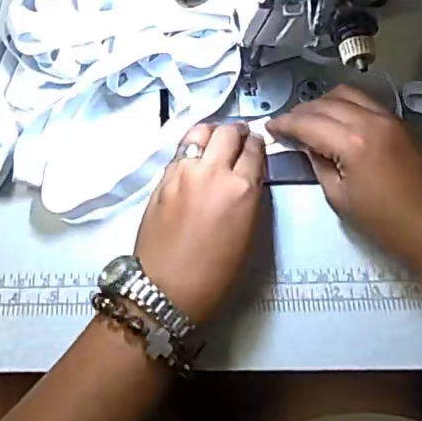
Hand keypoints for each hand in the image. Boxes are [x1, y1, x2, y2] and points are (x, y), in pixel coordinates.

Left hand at [134, 122, 265, 323]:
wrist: (166, 288)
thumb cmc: (215, 272)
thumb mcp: (247, 232)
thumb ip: (249, 196)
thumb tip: (247, 176)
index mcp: (242, 188)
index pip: (255, 149)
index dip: (258, 143)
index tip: (257, 143)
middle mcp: (213, 172)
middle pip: (228, 131)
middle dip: (238, 132)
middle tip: (239, 138)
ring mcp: (184, 172)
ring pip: (200, 132)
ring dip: (212, 133)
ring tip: (215, 141)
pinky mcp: (163, 178)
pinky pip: (181, 150)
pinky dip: (192, 148)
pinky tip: (194, 159)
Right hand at [267, 85, 421, 278]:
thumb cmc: (387, 224)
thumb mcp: (340, 198)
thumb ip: (319, 164)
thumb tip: (307, 146)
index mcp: (354, 141)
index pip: (309, 122)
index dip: (285, 123)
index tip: (270, 127)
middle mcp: (371, 120)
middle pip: (327, 102)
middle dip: (302, 111)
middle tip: (287, 126)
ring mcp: (390, 118)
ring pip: (348, 94)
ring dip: (325, 104)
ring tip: (311, 122)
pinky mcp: (401, 123)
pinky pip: (366, 103)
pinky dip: (346, 106)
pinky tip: (337, 123)